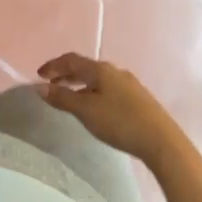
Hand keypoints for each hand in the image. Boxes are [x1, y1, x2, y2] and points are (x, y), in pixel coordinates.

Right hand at [38, 53, 187, 168]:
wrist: (162, 141)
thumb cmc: (119, 122)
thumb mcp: (85, 111)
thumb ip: (62, 98)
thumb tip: (40, 86)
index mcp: (100, 69)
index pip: (71, 59)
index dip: (53, 65)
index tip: (39, 75)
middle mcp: (115, 71)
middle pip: (85, 67)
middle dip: (66, 74)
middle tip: (51, 85)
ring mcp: (130, 84)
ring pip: (98, 79)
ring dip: (80, 85)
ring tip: (70, 98)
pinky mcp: (139, 99)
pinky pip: (109, 89)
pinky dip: (94, 92)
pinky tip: (95, 108)